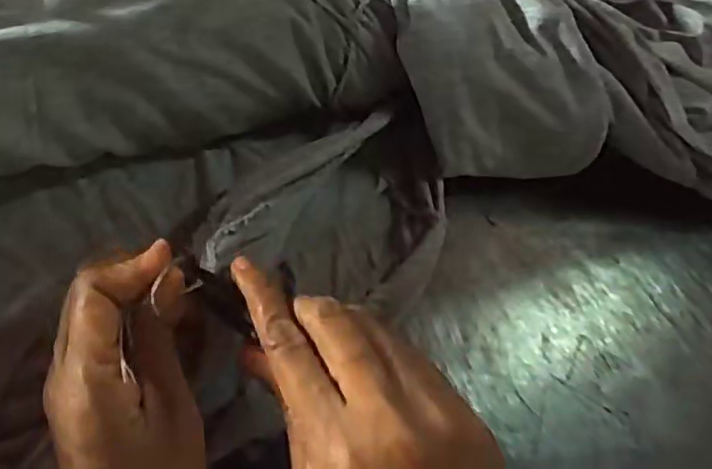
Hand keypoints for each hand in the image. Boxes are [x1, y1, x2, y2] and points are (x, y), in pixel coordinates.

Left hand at [45, 240, 204, 468]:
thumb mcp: (173, 410)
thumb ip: (160, 336)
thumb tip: (165, 276)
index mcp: (84, 380)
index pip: (92, 294)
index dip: (129, 266)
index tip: (168, 255)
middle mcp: (59, 371)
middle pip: (82, 294)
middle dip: (124, 270)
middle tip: (168, 269)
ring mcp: (58, 379)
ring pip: (82, 306)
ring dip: (120, 286)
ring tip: (162, 285)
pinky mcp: (67, 386)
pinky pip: (86, 328)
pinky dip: (115, 310)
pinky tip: (146, 313)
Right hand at [232, 256, 502, 468]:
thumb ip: (288, 407)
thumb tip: (253, 350)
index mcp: (336, 445)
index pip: (288, 348)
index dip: (262, 298)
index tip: (245, 266)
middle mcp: (384, 418)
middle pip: (332, 322)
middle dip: (305, 308)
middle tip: (295, 315)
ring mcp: (431, 411)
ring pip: (372, 324)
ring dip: (342, 317)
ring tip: (329, 330)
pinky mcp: (466, 413)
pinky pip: (408, 348)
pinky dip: (379, 339)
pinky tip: (368, 350)